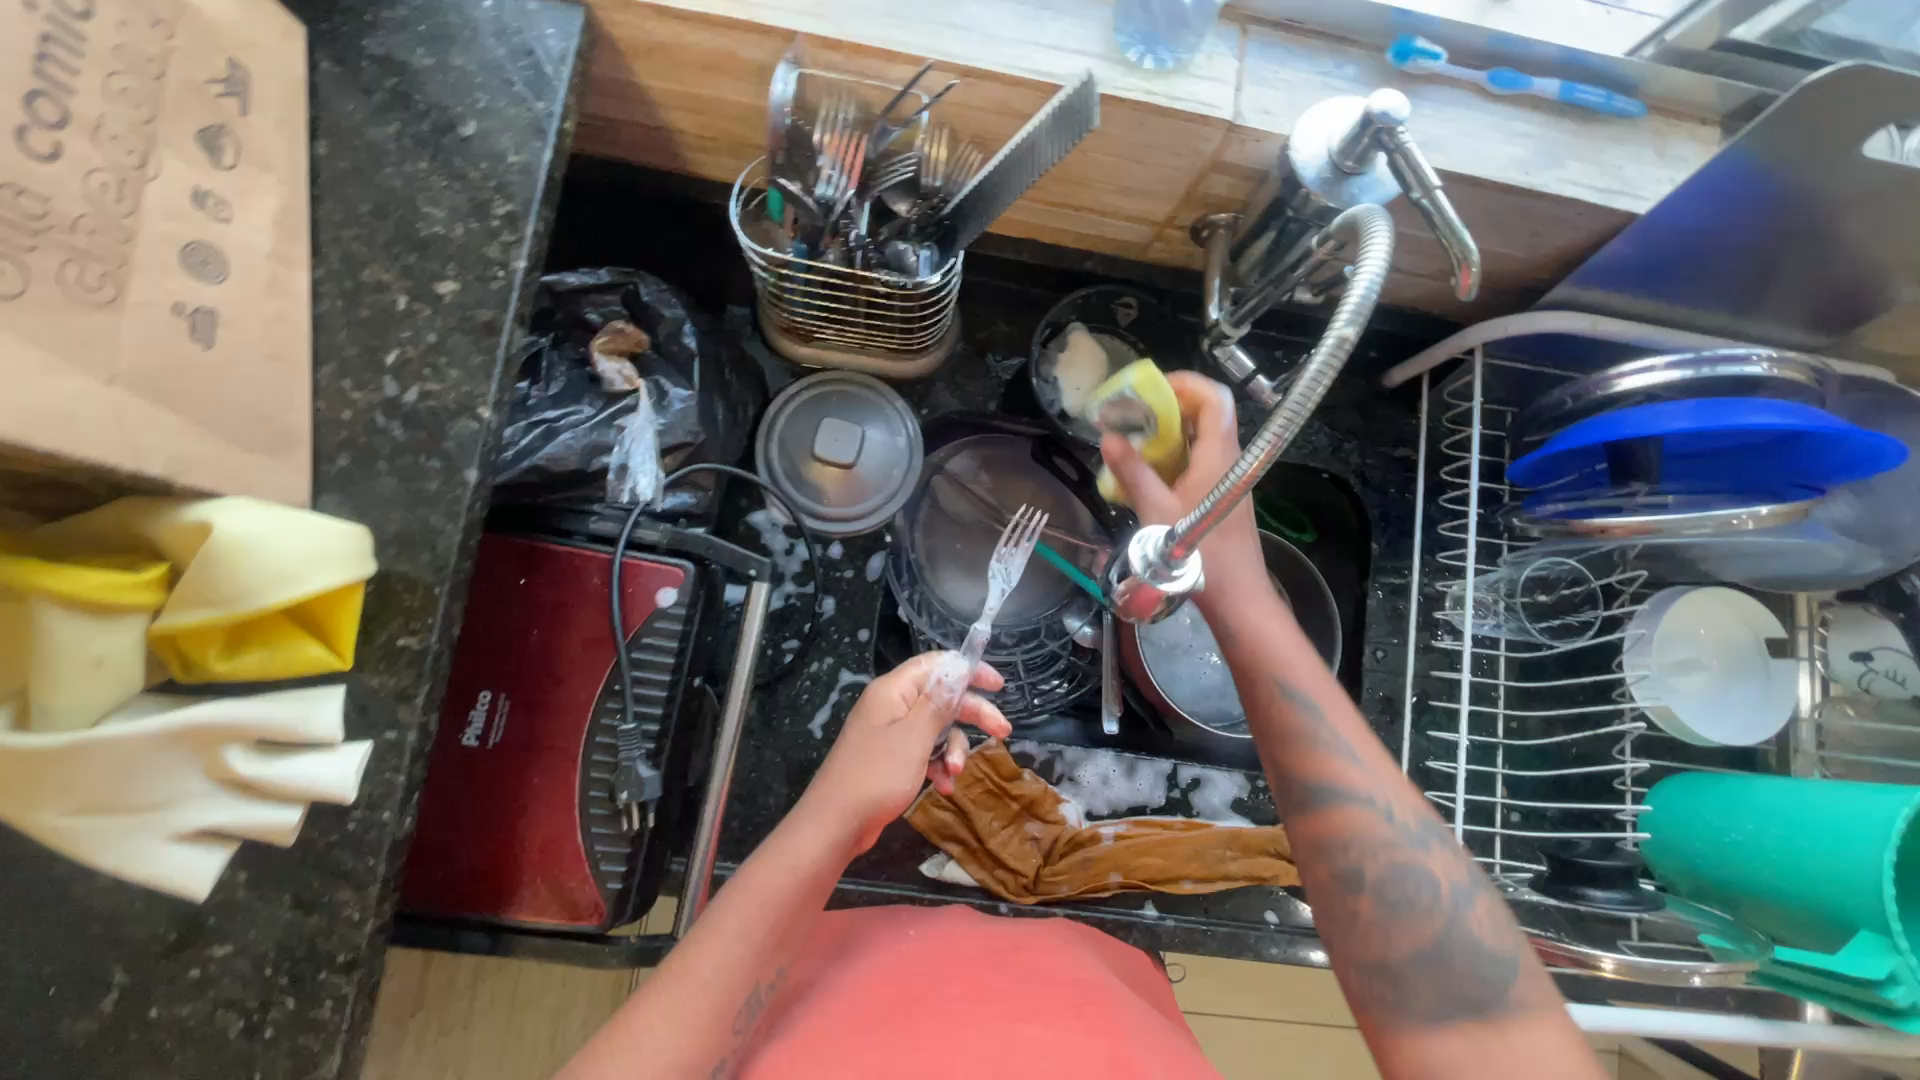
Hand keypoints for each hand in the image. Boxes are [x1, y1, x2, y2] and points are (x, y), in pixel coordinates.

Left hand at [800, 652, 1011, 853]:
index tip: (998, 686)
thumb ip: (939, 702)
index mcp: (894, 690)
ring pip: (936, 727)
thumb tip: (958, 668)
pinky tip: (942, 787)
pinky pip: (923, 751)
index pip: (937, 665)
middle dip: (972, 715)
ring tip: (955, 772)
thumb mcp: (915, 737)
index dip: (969, 671)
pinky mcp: (890, 757)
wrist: (835, 824)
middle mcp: (891, 705)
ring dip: (952, 749)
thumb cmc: (876, 776)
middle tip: (1003, 731)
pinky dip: (936, 766)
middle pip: (942, 697)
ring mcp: (889, 732)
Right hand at [1099, 371, 1267, 611]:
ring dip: (1167, 436)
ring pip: (1199, 441)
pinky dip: (1172, 460)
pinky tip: (1146, 477)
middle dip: (1167, 410)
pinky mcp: (1220, 496)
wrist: (1236, 596)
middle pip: (1205, 415)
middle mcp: (1228, 459)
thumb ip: (1132, 471)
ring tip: (1132, 444)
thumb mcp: (1156, 512)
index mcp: (1218, 455)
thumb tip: (1108, 437)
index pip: (1213, 398)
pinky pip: (1197, 463)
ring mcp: (1226, 478)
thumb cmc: (1199, 553)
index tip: (1148, 389)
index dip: (1184, 383)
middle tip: (1131, 416)